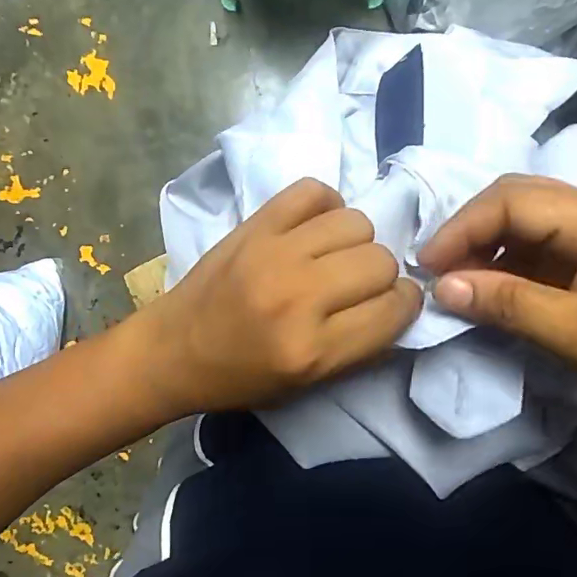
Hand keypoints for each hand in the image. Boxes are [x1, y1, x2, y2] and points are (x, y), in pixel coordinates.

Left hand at [134, 178, 422, 415]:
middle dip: (379, 276)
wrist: (174, 349)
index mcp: (312, 350)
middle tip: (354, 286)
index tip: (389, 305)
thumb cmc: (240, 377)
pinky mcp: (253, 227)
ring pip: (355, 222)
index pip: (395, 309)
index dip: (402, 305)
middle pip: (380, 261)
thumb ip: (360, 348)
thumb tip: (400, 304)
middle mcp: (298, 297)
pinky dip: (324, 205)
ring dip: (354, 241)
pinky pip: (312, 191)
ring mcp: (273, 255)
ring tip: (332, 256)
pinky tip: (314, 227)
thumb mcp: (307, 385)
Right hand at [418, 175, 576, 445]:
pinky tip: (497, 297)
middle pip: (521, 203)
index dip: (463, 228)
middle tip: (438, 274)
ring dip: (488, 253)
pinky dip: (511, 272)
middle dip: (471, 233)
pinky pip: (546, 257)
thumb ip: (513, 305)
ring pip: (531, 230)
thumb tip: (440, 286)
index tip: (427, 268)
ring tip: (460, 290)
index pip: (515, 200)